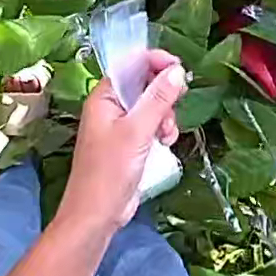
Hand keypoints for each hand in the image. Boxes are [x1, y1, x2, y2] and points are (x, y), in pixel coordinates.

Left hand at [57, 50, 186, 234]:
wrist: (96, 215)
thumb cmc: (110, 171)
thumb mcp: (137, 131)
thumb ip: (157, 99)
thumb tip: (177, 71)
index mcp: (104, 96)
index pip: (130, 64)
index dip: (155, 61)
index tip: (179, 68)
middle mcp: (110, 106)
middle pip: (143, 84)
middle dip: (163, 94)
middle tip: (174, 108)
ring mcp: (119, 125)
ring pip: (150, 105)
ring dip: (164, 115)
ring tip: (167, 135)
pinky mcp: (128, 143)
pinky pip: (150, 124)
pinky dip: (160, 129)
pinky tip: (165, 143)